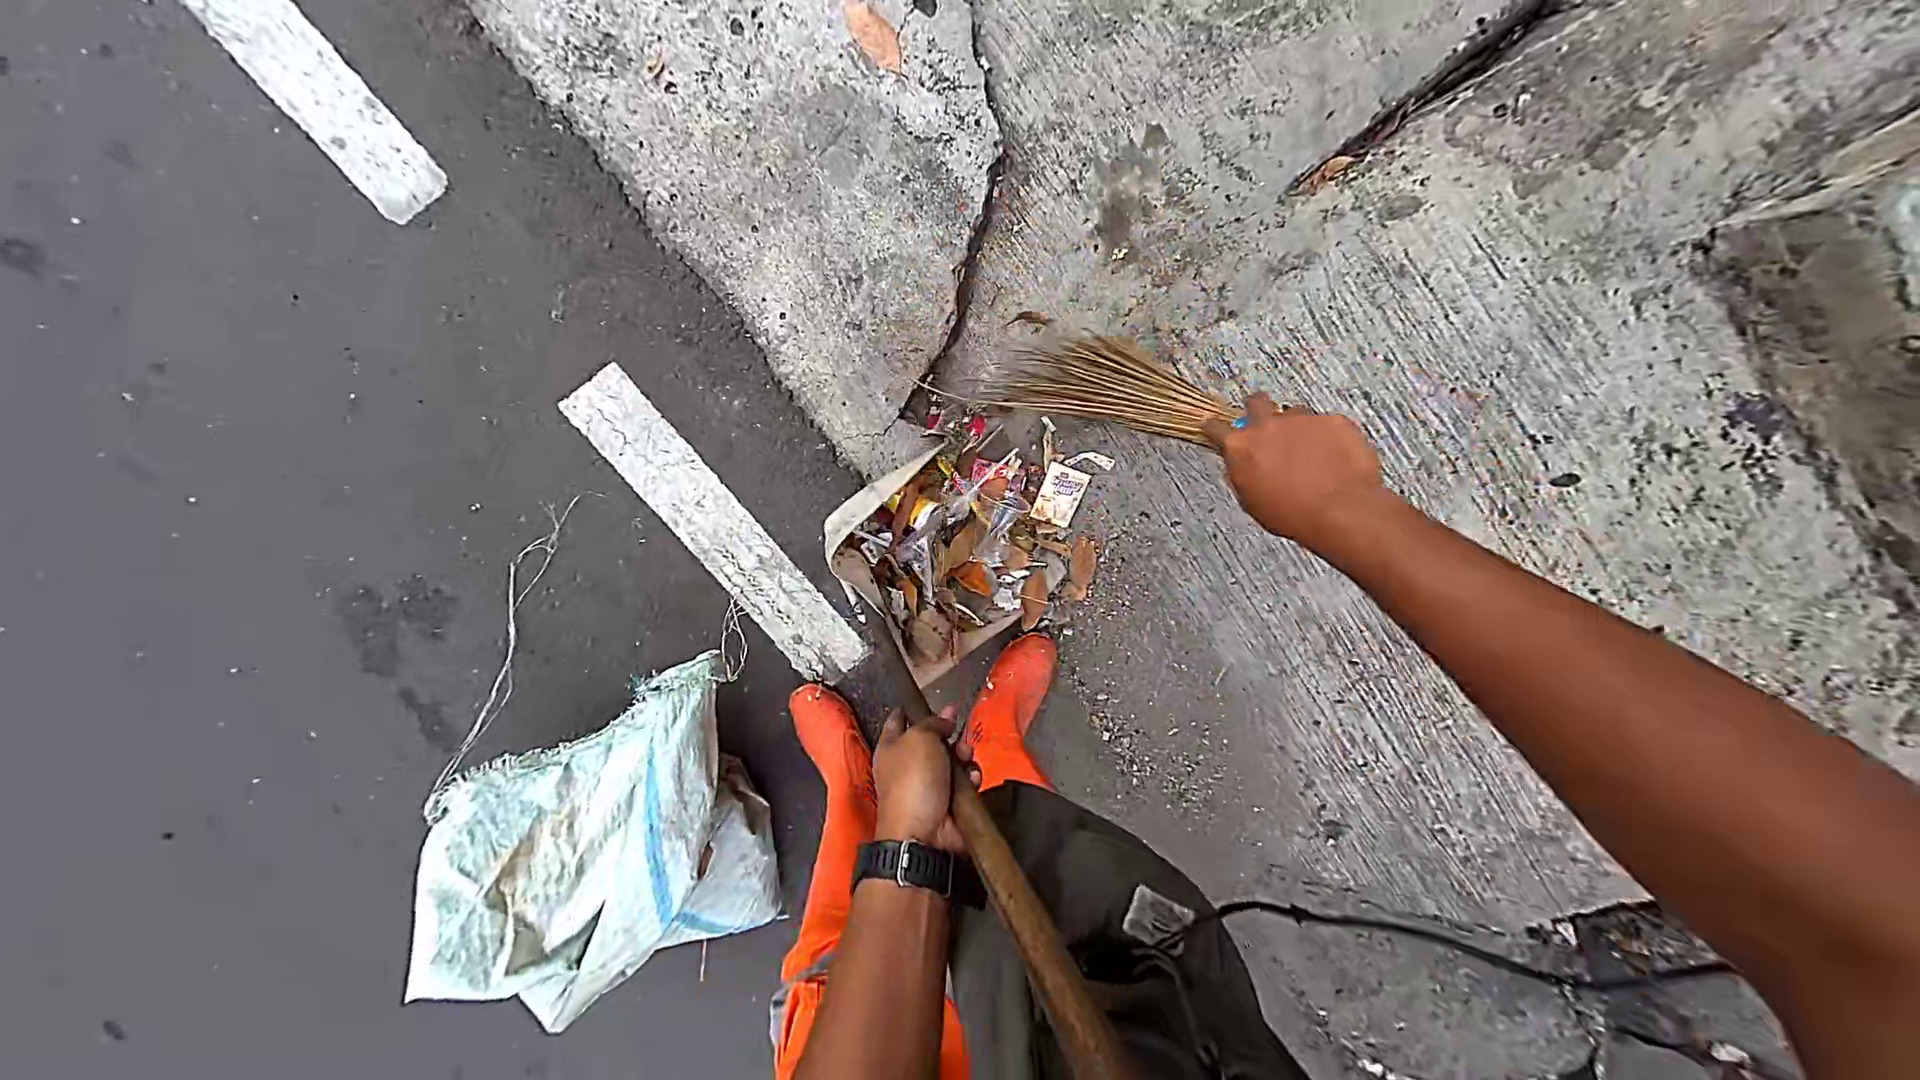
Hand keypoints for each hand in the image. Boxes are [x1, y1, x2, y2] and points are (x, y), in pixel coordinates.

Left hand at [873, 705, 976, 853]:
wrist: (924, 835)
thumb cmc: (913, 781)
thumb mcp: (920, 738)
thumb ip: (933, 723)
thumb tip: (946, 718)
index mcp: (892, 748)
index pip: (899, 720)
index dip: (913, 709)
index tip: (929, 700)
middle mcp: (909, 765)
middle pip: (934, 740)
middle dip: (949, 735)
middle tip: (957, 733)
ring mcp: (930, 785)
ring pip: (953, 759)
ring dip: (964, 756)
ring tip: (966, 758)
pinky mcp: (950, 802)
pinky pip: (966, 783)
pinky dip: (971, 779)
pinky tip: (972, 780)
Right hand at [1201, 392, 1388, 546]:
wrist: (1340, 510)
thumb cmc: (1295, 513)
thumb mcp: (1251, 501)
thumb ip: (1240, 474)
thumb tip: (1239, 468)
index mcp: (1240, 447)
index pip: (1216, 428)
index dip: (1214, 428)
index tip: (1215, 428)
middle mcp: (1267, 426)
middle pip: (1256, 403)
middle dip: (1256, 410)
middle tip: (1263, 424)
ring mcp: (1301, 420)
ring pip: (1293, 413)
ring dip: (1294, 427)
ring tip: (1305, 452)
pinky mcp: (1331, 420)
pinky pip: (1324, 422)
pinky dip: (1325, 436)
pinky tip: (1329, 456)